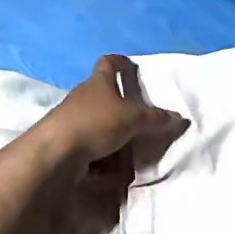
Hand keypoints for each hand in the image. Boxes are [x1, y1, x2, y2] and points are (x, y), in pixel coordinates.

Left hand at [28, 54, 187, 169]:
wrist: (56, 152)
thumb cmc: (95, 123)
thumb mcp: (132, 119)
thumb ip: (155, 118)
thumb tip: (178, 118)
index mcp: (97, 83)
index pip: (108, 63)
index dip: (120, 62)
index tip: (130, 64)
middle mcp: (82, 98)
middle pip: (104, 98)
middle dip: (121, 110)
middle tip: (141, 122)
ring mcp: (72, 120)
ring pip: (98, 126)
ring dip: (113, 138)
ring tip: (131, 153)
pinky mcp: (66, 143)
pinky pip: (90, 149)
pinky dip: (101, 159)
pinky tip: (112, 172)